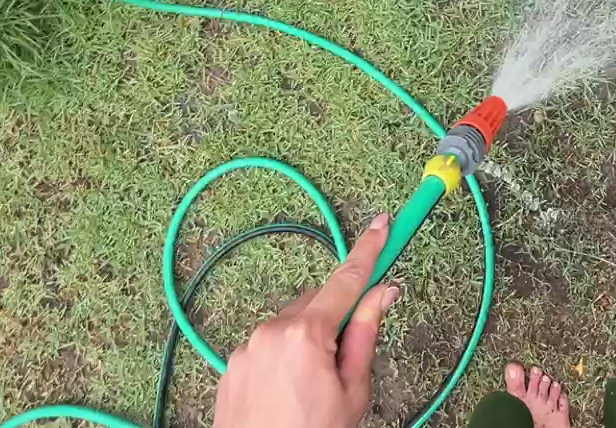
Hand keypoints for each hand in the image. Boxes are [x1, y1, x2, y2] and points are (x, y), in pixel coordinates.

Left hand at [213, 213, 402, 427]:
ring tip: (309, 388)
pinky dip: (282, 357)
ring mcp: (247, 347)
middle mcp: (272, 330)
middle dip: (334, 320)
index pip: (347, 281)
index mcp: (307, 335)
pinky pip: (267, 345)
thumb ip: (366, 334)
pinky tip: (286, 393)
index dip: (369, 249)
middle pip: (317, 304)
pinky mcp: (232, 364)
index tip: (383, 222)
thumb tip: (383, 292)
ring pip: (291, 325)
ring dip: (306, 341)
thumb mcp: (352, 393)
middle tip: (342, 363)